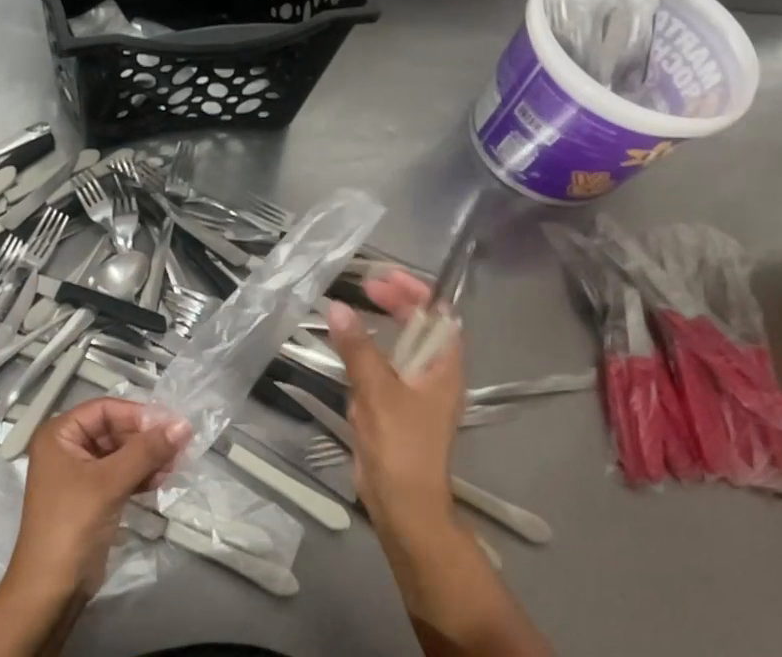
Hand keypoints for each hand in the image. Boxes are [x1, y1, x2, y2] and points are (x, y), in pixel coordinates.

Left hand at [6, 398, 190, 596]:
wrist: (51, 587)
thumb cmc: (72, 523)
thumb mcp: (110, 482)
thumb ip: (147, 451)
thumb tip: (183, 425)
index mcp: (59, 434)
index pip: (105, 409)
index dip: (138, 414)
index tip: (173, 424)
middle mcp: (67, 448)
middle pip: (114, 430)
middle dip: (145, 439)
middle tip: (179, 448)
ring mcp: (79, 474)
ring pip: (120, 454)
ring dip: (146, 458)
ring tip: (174, 468)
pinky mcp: (91, 497)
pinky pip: (120, 475)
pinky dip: (140, 476)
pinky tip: (160, 482)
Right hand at [326, 271, 466, 525]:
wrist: (403, 504)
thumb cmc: (401, 444)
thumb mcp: (377, 390)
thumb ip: (358, 347)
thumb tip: (337, 307)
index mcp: (444, 366)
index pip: (438, 314)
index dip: (415, 291)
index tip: (383, 277)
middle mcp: (434, 375)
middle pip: (419, 327)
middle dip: (395, 304)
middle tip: (363, 288)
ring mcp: (415, 393)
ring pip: (399, 348)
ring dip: (379, 327)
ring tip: (350, 310)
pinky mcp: (395, 409)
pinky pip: (383, 370)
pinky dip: (368, 354)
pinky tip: (347, 350)